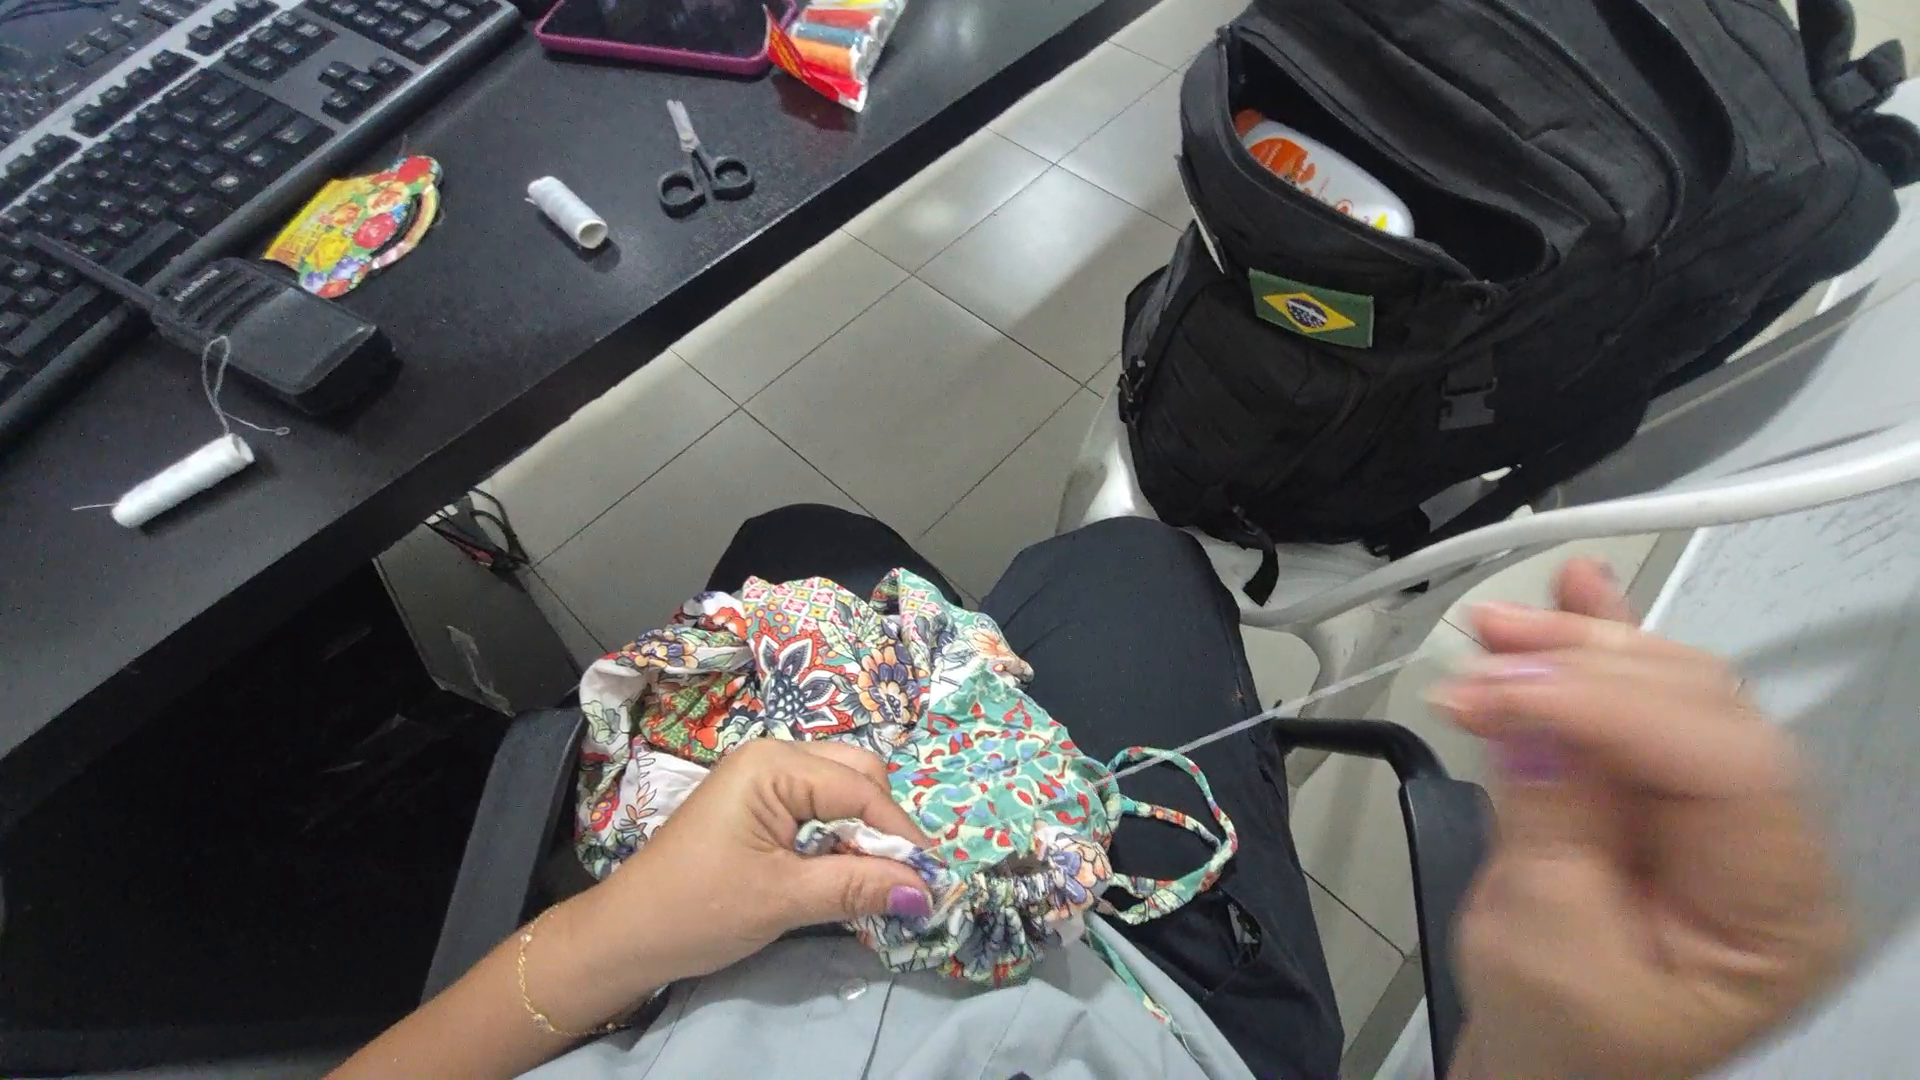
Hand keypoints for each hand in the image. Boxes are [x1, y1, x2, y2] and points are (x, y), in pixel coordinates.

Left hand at [589, 739, 934, 985]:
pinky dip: (840, 833)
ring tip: (870, 877)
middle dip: (883, 824)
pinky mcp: (763, 800)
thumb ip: (857, 886)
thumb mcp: (783, 900)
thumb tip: (925, 891)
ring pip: (842, 787)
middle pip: (857, 774)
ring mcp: (767, 775)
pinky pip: (820, 804)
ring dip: (863, 829)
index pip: (859, 788)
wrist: (624, 936)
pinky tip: (841, 868)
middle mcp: (774, 755)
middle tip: (897, 876)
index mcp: (774, 764)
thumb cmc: (697, 909)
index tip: (930, 876)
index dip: (898, 832)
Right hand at [1433, 558, 1851, 1078]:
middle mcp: (1759, 838)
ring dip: (1577, 640)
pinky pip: (1628, 695)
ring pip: (1665, 684)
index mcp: (1773, 903)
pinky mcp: (1641, 780)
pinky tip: (1577, 587)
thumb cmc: (1560, 1026)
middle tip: (1485, 653)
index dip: (1602, 706)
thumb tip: (1525, 720)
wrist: (1549, 1048)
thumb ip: (1552, 821)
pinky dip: (1596, 637)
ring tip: (1494, 626)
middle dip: (1587, 662)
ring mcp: (1703, 803)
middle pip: (1702, 708)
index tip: (1492, 692)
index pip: (1718, 762)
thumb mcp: (1547, 937)